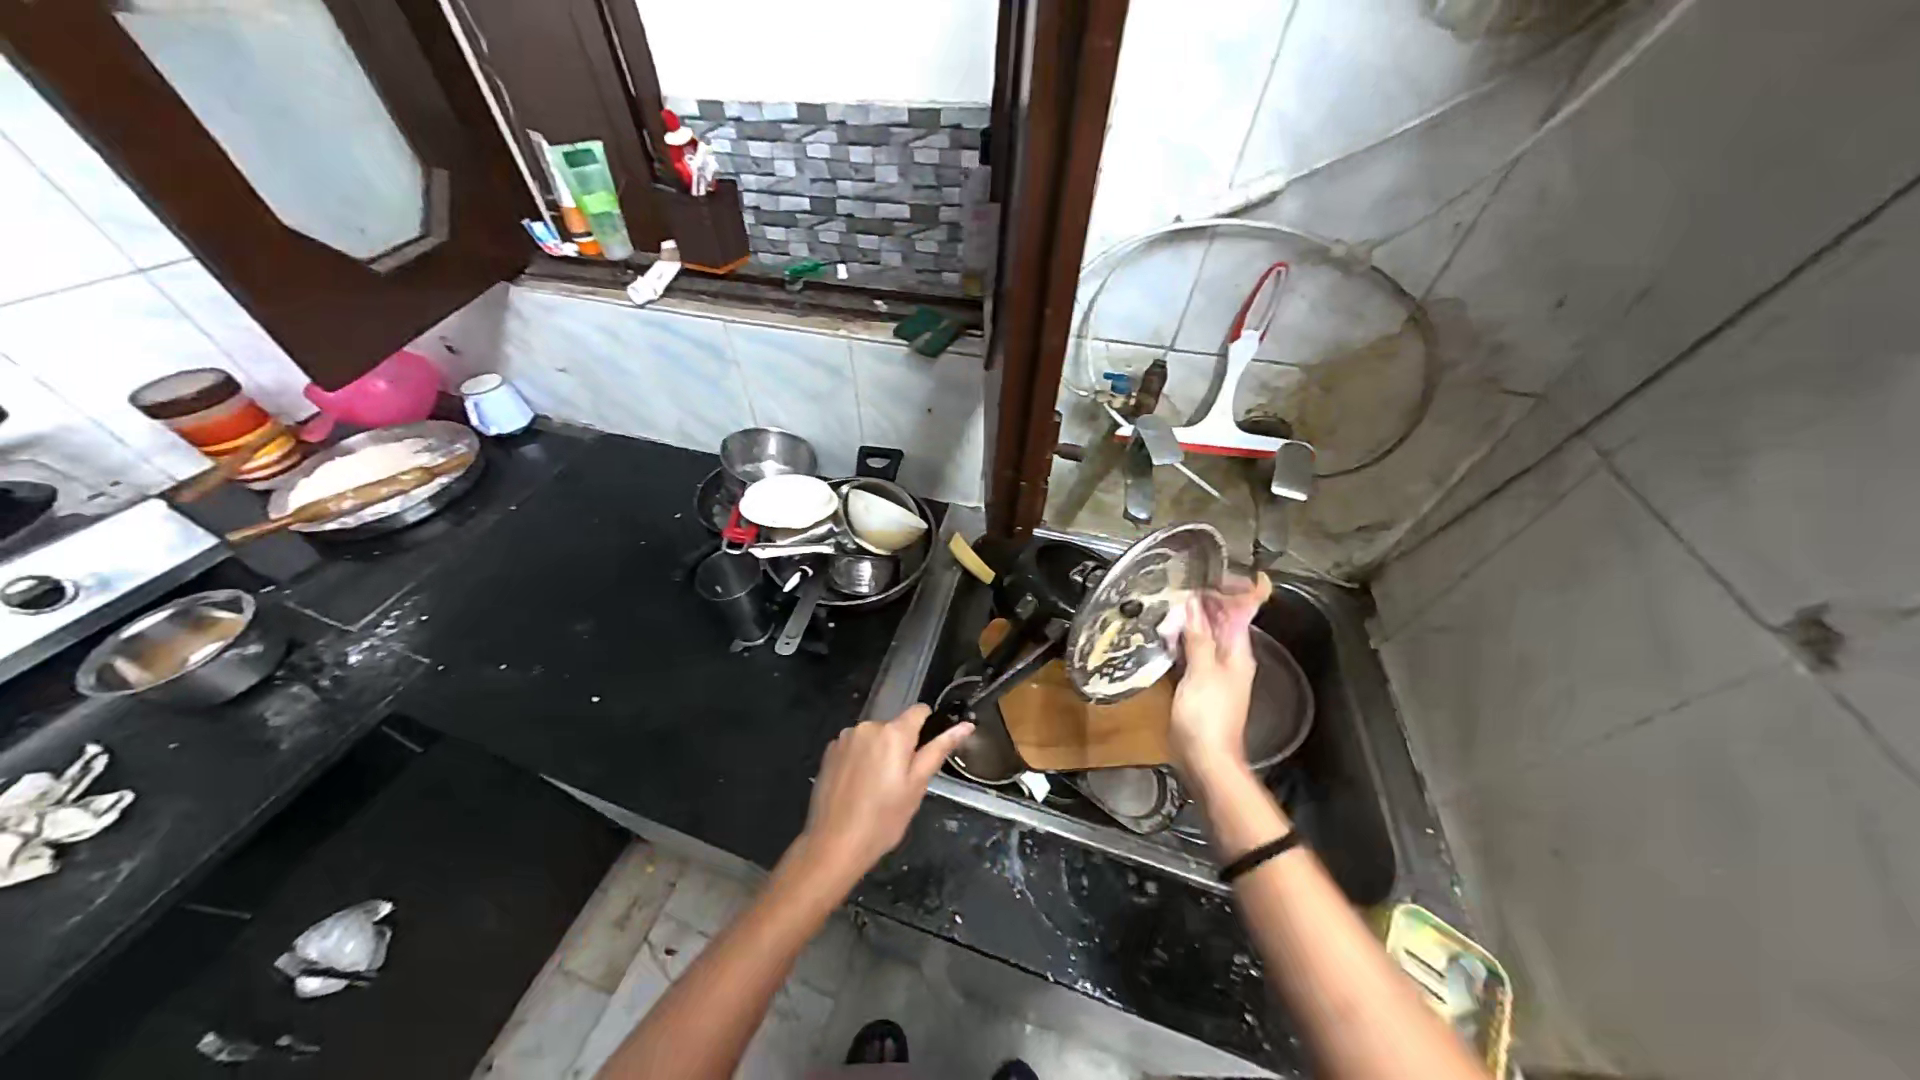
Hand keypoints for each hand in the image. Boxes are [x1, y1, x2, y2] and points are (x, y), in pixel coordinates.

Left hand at [790, 705, 973, 891]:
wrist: (833, 844)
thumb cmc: (884, 819)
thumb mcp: (918, 785)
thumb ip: (940, 749)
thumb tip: (965, 725)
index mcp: (894, 732)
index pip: (919, 711)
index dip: (927, 728)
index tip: (924, 754)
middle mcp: (868, 726)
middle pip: (895, 726)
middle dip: (901, 747)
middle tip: (900, 782)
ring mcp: (845, 737)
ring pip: (874, 737)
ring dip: (879, 752)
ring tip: (876, 787)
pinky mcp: (829, 751)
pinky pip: (854, 746)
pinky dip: (860, 759)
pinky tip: (856, 787)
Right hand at [1170, 573, 1270, 792]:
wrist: (1207, 760)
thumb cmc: (1207, 716)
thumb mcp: (1202, 672)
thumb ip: (1198, 637)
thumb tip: (1194, 604)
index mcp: (1239, 651)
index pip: (1243, 610)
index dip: (1234, 589)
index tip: (1212, 574)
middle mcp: (1231, 658)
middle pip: (1223, 620)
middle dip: (1205, 602)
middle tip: (1178, 590)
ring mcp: (1216, 671)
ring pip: (1207, 635)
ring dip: (1191, 620)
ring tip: (1169, 609)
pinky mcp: (1201, 684)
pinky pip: (1194, 652)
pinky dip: (1183, 641)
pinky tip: (1166, 637)